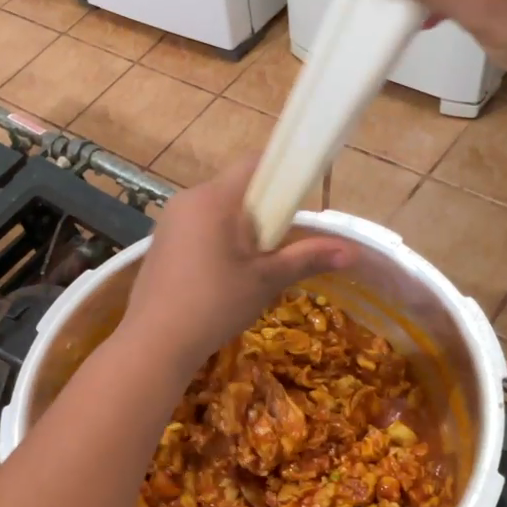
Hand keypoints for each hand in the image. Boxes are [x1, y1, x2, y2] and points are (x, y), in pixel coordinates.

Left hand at [117, 163, 356, 373]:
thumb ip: (307, 257)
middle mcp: (188, 199)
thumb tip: (352, 251)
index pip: (256, 163)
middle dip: (265, 210)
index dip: (284, 175)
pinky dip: (219, 241)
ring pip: (218, 210)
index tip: (302, 201)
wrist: (154, 342)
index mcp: (214, 198)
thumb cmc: (214, 305)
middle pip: (237, 188)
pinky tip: (225, 276)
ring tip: (256, 265)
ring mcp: (170, 221)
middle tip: (282, 245)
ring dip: (242, 229)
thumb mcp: (266, 280)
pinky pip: (199, 228)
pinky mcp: (161, 243)